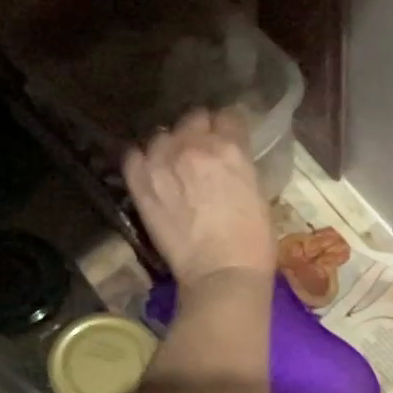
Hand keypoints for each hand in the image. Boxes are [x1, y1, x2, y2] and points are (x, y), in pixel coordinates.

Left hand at [122, 109, 274, 288]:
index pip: (229, 117)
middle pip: (193, 120)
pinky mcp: (141, 184)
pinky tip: (152, 174)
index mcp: (230, 148)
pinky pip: (133, 157)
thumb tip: (231, 164)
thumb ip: (241, 170)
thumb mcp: (259, 197)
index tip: (231, 139)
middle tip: (204, 155)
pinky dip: (142, 162)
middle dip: (200, 134)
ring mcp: (162, 162)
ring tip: (176, 168)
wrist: (222, 276)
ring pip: (162, 137)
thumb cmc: (254, 245)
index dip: (230, 129)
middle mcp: (193, 146)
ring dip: (171, 148)